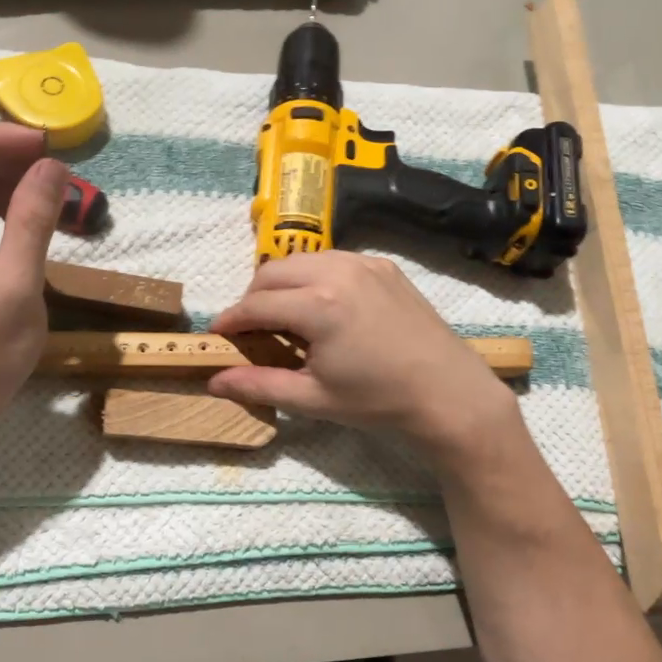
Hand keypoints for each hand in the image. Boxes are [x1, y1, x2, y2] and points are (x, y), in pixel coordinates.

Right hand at [208, 252, 519, 457]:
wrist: (448, 393)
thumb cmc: (378, 401)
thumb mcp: (313, 399)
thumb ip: (259, 385)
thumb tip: (214, 382)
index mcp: (318, 305)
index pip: (256, 304)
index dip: (231, 320)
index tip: (217, 336)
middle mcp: (338, 272)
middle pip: (272, 272)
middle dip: (252, 298)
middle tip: (250, 329)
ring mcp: (365, 264)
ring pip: (303, 260)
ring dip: (282, 283)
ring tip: (283, 317)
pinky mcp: (385, 267)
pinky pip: (334, 261)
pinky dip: (315, 277)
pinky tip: (321, 307)